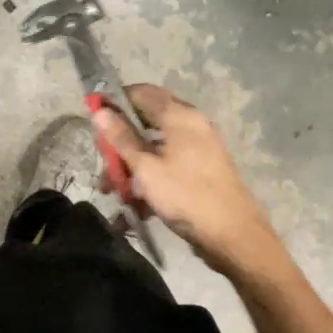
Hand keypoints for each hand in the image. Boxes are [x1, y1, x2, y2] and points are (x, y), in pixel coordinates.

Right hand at [93, 83, 278, 275]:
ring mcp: (201, 147)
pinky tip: (139, 201)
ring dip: (134, 163)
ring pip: (157, 146)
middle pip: (147, 120)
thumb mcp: (146, 169)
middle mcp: (192, 124)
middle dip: (122, 140)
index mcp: (180, 116)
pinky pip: (171, 162)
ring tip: (115, 189)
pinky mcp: (205, 169)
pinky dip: (152, 175)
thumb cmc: (188, 197)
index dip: (115, 101)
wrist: (237, 240)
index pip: (141, 92)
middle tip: (104, 161)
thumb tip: (99, 111)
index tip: (94, 118)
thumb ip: (121, 139)